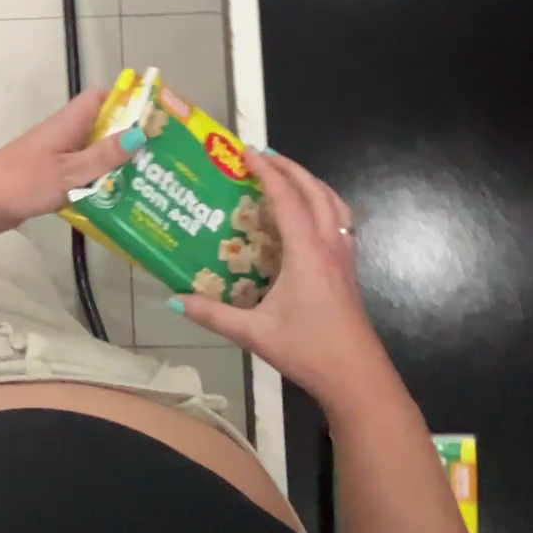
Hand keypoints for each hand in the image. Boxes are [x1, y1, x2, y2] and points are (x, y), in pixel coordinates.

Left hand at [0, 88, 143, 235]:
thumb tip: (140, 134)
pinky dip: (98, 185)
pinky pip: (82, 176)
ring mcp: (56, 157)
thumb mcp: (69, 171)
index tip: (153, 117)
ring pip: (93, 154)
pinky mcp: (50, 178)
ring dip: (116, 166)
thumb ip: (103, 156)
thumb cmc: (23, 181)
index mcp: (69, 123)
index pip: (101, 97)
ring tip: (149, 182)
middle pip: (103, 127)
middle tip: (162, 158)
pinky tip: (118, 203)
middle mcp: (64, 134)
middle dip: (130, 140)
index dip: (127, 101)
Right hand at [172, 150, 398, 412]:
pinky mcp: (348, 271)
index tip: (246, 152)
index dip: (267, 172)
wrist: (358, 379)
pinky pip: (339, 222)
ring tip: (286, 174)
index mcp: (307, 254)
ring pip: (334, 204)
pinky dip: (323, 203)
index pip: (287, 199)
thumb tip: (173, 300)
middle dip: (290, 168)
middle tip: (261, 155)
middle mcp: (329, 247)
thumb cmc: (308, 351)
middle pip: (316, 192)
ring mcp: (343, 258)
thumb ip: (212, 315)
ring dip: (311, 182)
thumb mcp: (253, 334)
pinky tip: (307, 214)